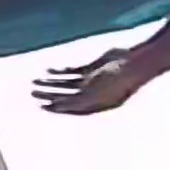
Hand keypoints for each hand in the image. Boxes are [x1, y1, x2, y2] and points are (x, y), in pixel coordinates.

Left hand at [32, 48, 150, 114]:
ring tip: (35, 81)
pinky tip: (48, 70)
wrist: (137, 61)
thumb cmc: (117, 79)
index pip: (75, 108)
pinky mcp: (95, 68)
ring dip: (52, 83)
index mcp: (100, 103)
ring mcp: (96, 80)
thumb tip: (56, 107)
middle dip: (50, 95)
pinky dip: (60, 71)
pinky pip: (73, 71)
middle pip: (69, 96)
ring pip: (68, 83)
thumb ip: (76, 101)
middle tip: (32, 92)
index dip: (58, 108)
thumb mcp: (94, 93)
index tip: (42, 106)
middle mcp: (97, 93)